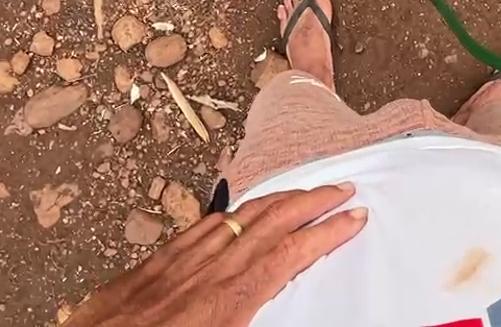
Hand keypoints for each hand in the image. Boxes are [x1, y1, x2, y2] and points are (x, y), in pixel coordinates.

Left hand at [66, 184, 366, 326]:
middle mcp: (203, 276)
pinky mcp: (145, 270)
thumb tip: (282, 292)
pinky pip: (197, 228)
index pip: (289, 255)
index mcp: (225, 305)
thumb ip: (247, 319)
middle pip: (270, 223)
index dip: (328, 232)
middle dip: (312, 200)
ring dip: (278, 199)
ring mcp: (173, 267)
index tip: (355, 217)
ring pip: (238, 217)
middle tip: (344, 187)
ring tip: (304, 190)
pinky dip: (229, 212)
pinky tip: (238, 208)